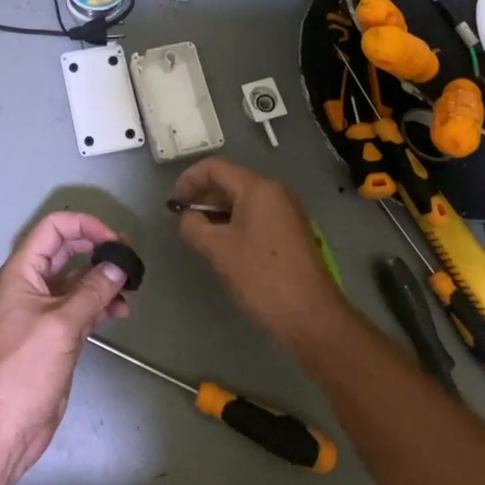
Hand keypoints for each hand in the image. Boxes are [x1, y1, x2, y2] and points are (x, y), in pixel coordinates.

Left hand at [0, 212, 131, 477]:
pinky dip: (101, 305)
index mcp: (22, 271)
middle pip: (66, 251)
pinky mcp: (56, 335)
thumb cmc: (25, 367)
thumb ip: (93, 291)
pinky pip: (81, 307)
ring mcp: (44, 311)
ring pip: (77, 281)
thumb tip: (119, 265)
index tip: (114, 239)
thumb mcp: (62, 324)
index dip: (84, 225)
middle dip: (97, 249)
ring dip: (103, 279)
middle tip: (130, 257)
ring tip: (132, 285)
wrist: (5, 424)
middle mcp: (31, 285)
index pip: (53, 229)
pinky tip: (121, 310)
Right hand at [172, 157, 345, 348]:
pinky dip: (234, 222)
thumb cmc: (261, 277)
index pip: (215, 167)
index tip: (172, 205)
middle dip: (202, 195)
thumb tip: (186, 216)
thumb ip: (193, 226)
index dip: (188, 180)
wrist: (311, 317)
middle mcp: (275, 192)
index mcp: (258, 188)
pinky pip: (256, 215)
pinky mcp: (291, 231)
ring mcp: (286, 211)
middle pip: (230, 180)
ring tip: (199, 234)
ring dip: (217, 211)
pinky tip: (223, 245)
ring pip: (243, 199)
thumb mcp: (218, 249)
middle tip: (182, 220)